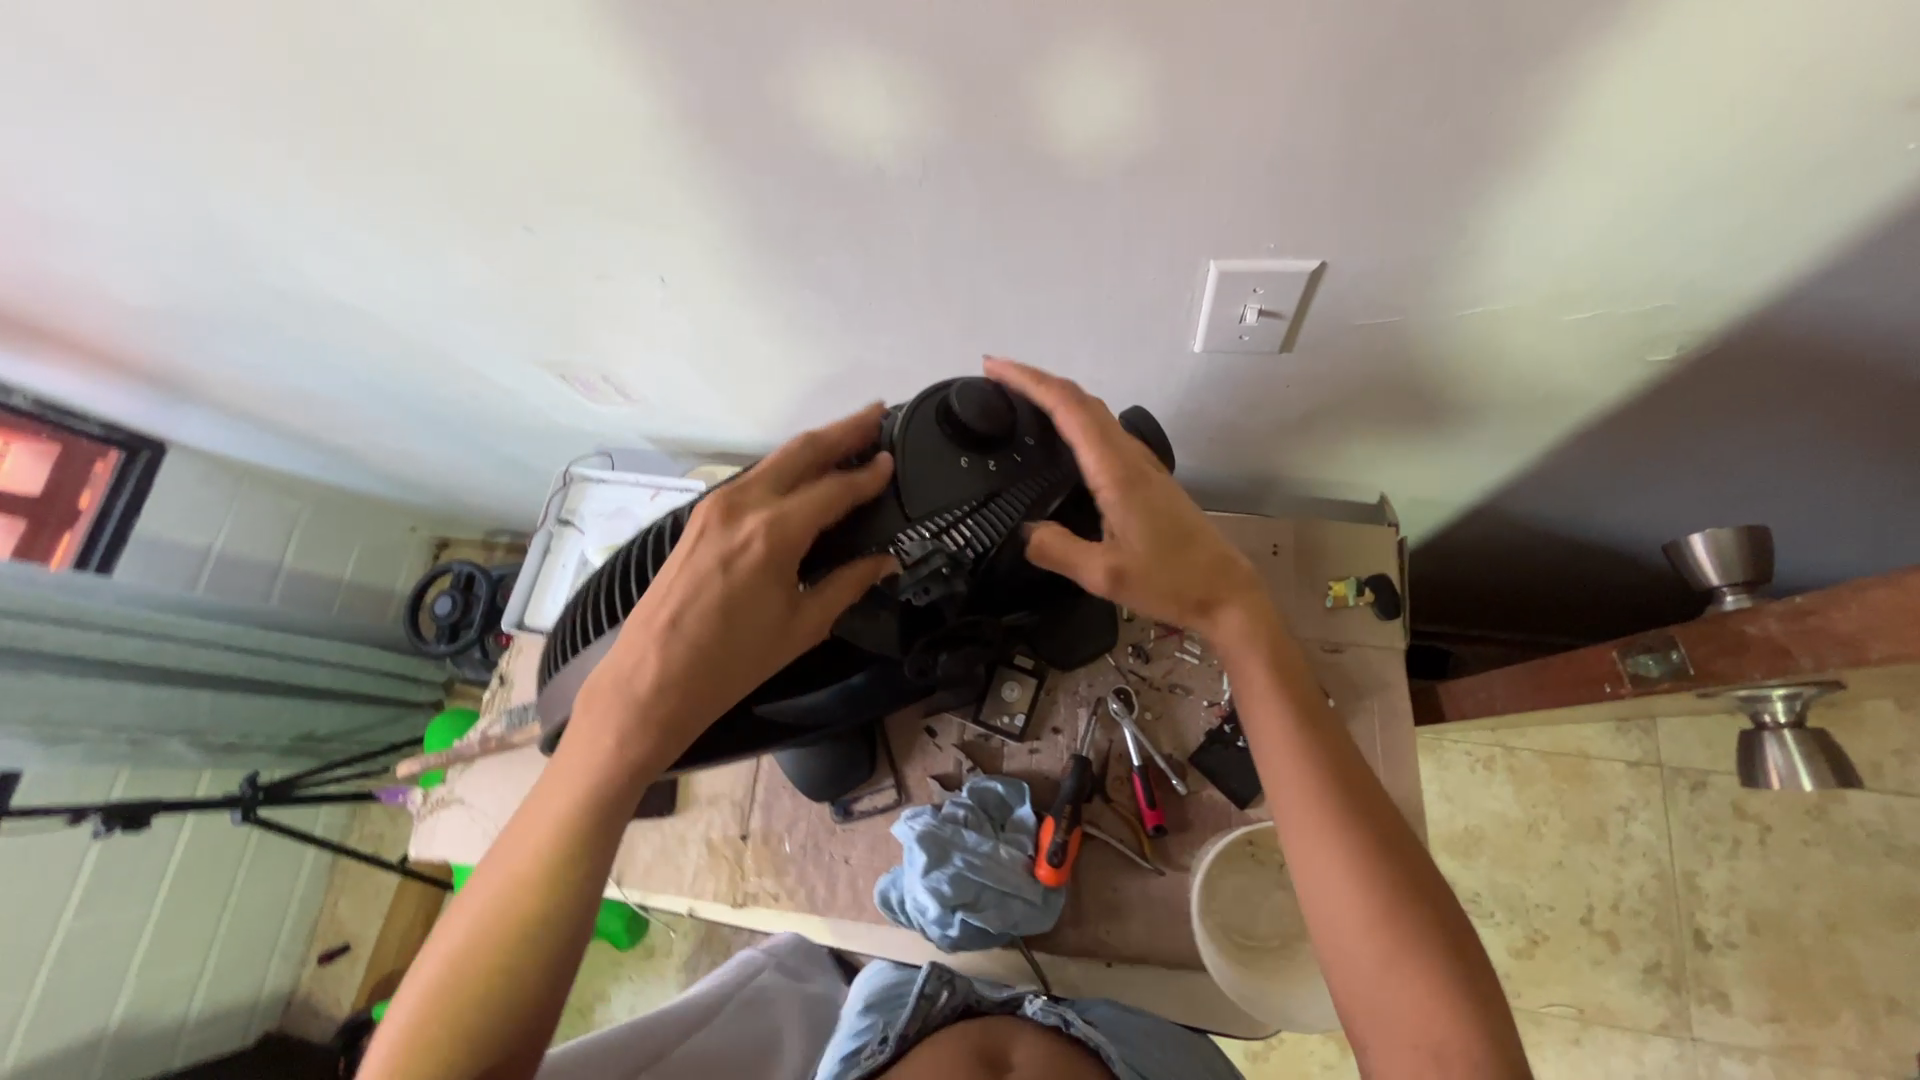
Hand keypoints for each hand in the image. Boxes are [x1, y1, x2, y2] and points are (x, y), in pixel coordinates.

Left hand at [565, 405, 896, 774]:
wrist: (653, 679)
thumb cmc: (734, 662)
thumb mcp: (803, 625)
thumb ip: (848, 583)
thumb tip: (887, 561)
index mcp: (773, 533)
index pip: (834, 489)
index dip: (868, 474)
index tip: (894, 459)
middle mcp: (743, 505)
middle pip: (801, 451)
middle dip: (843, 429)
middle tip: (878, 412)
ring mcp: (716, 506)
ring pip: (774, 460)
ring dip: (814, 444)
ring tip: (849, 436)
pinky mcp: (700, 517)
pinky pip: (754, 479)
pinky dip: (786, 468)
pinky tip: (805, 474)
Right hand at [985, 356, 1268, 638]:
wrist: (1224, 591)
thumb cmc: (1168, 581)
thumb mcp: (1103, 575)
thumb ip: (1057, 551)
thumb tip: (1021, 531)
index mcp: (1115, 471)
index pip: (1068, 408)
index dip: (1028, 381)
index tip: (993, 368)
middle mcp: (1129, 457)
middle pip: (1081, 399)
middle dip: (1036, 380)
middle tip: (995, 378)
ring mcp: (1141, 464)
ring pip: (1094, 413)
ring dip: (1056, 397)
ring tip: (1017, 401)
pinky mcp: (1146, 477)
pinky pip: (1103, 432)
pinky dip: (1074, 419)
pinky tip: (1059, 439)